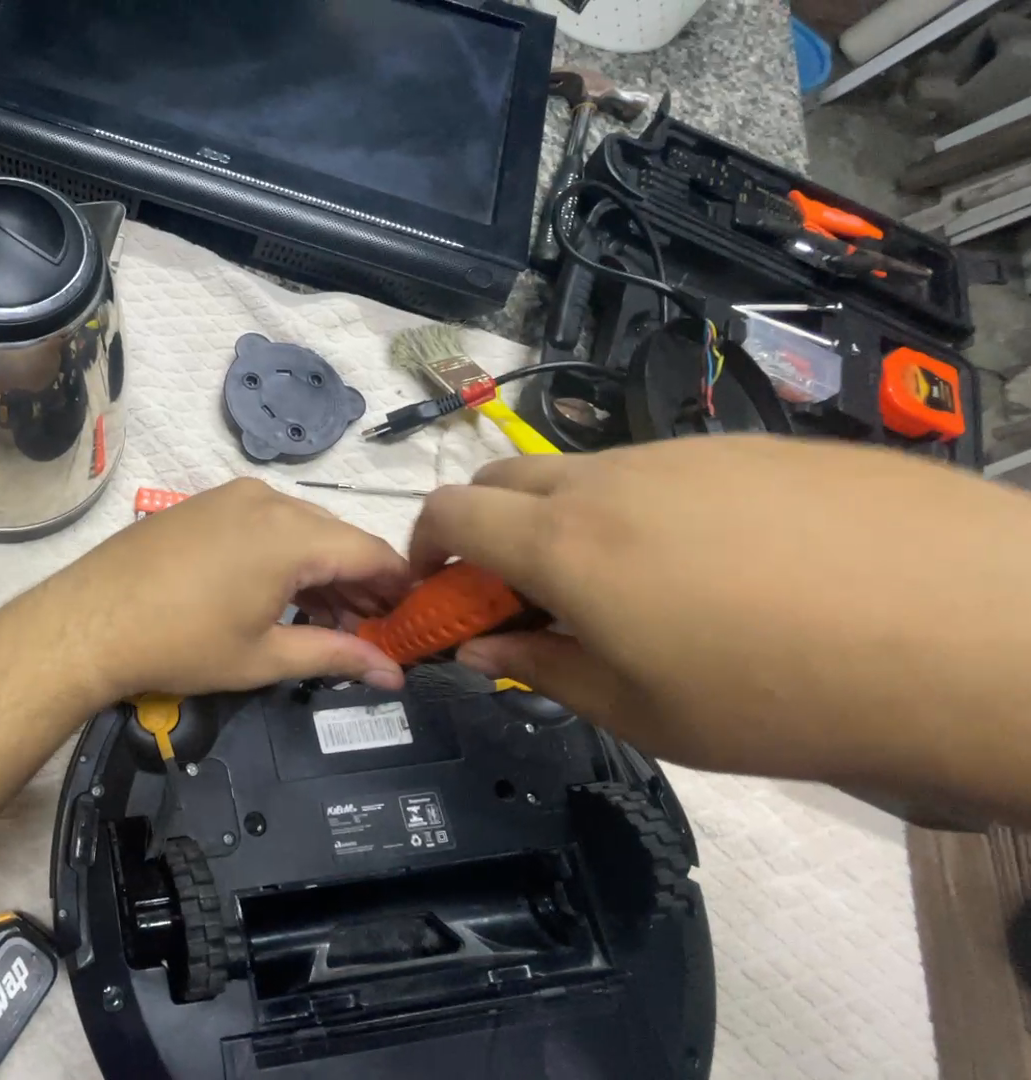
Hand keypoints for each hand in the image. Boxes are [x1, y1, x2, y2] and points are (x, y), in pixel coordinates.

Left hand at [30, 478, 410, 701]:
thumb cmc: (180, 645)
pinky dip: (280, 554)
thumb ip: (335, 656)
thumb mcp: (264, 657)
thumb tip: (393, 675)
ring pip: (297, 528)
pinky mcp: (200, 504)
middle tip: (366, 631)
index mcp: (292, 534)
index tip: (410, 621)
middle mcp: (266, 500)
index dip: (398, 588)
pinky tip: (276, 593)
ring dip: (318, 570)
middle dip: (357, 583)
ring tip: (324, 620)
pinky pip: (260, 523)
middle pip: (335, 537)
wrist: (87, 621)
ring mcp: (227, 496)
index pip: (371, 552)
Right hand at [409, 436, 1030, 803]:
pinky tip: (720, 561)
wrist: (994, 635)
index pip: (448, 511)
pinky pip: (663, 469)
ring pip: (582, 472)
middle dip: (483, 526)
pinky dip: (644, 507)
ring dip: (565, 518)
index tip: (440, 588)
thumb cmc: (786, 695)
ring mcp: (683, 454)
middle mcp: (607, 481)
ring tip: (635, 583)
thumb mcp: (642, 711)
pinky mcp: (753, 447)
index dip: (424, 546)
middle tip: (523, 588)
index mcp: (563, 543)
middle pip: (500, 477)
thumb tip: (479, 647)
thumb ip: (540, 668)